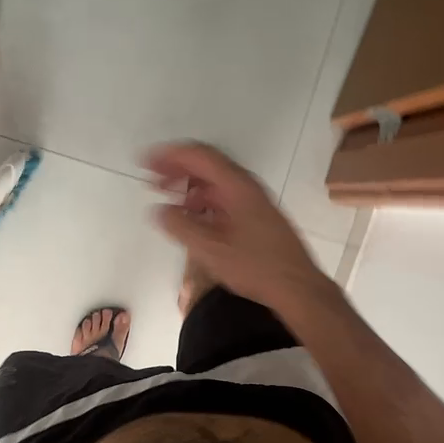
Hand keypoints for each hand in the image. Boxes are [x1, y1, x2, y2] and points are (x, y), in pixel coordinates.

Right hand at [145, 142, 338, 312]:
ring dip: (189, 188)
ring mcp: (255, 202)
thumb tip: (158, 211)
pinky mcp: (258, 217)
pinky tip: (193, 219)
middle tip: (152, 181)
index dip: (169, 155)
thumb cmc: (257, 267)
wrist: (297, 287)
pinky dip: (204, 203)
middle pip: (207, 166)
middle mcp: (248, 187)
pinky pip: (226, 199)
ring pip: (216, 184)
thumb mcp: (211, 249)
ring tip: (168, 201)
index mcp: (237, 186)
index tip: (146, 162)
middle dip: (177, 170)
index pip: (199, 156)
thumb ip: (181, 227)